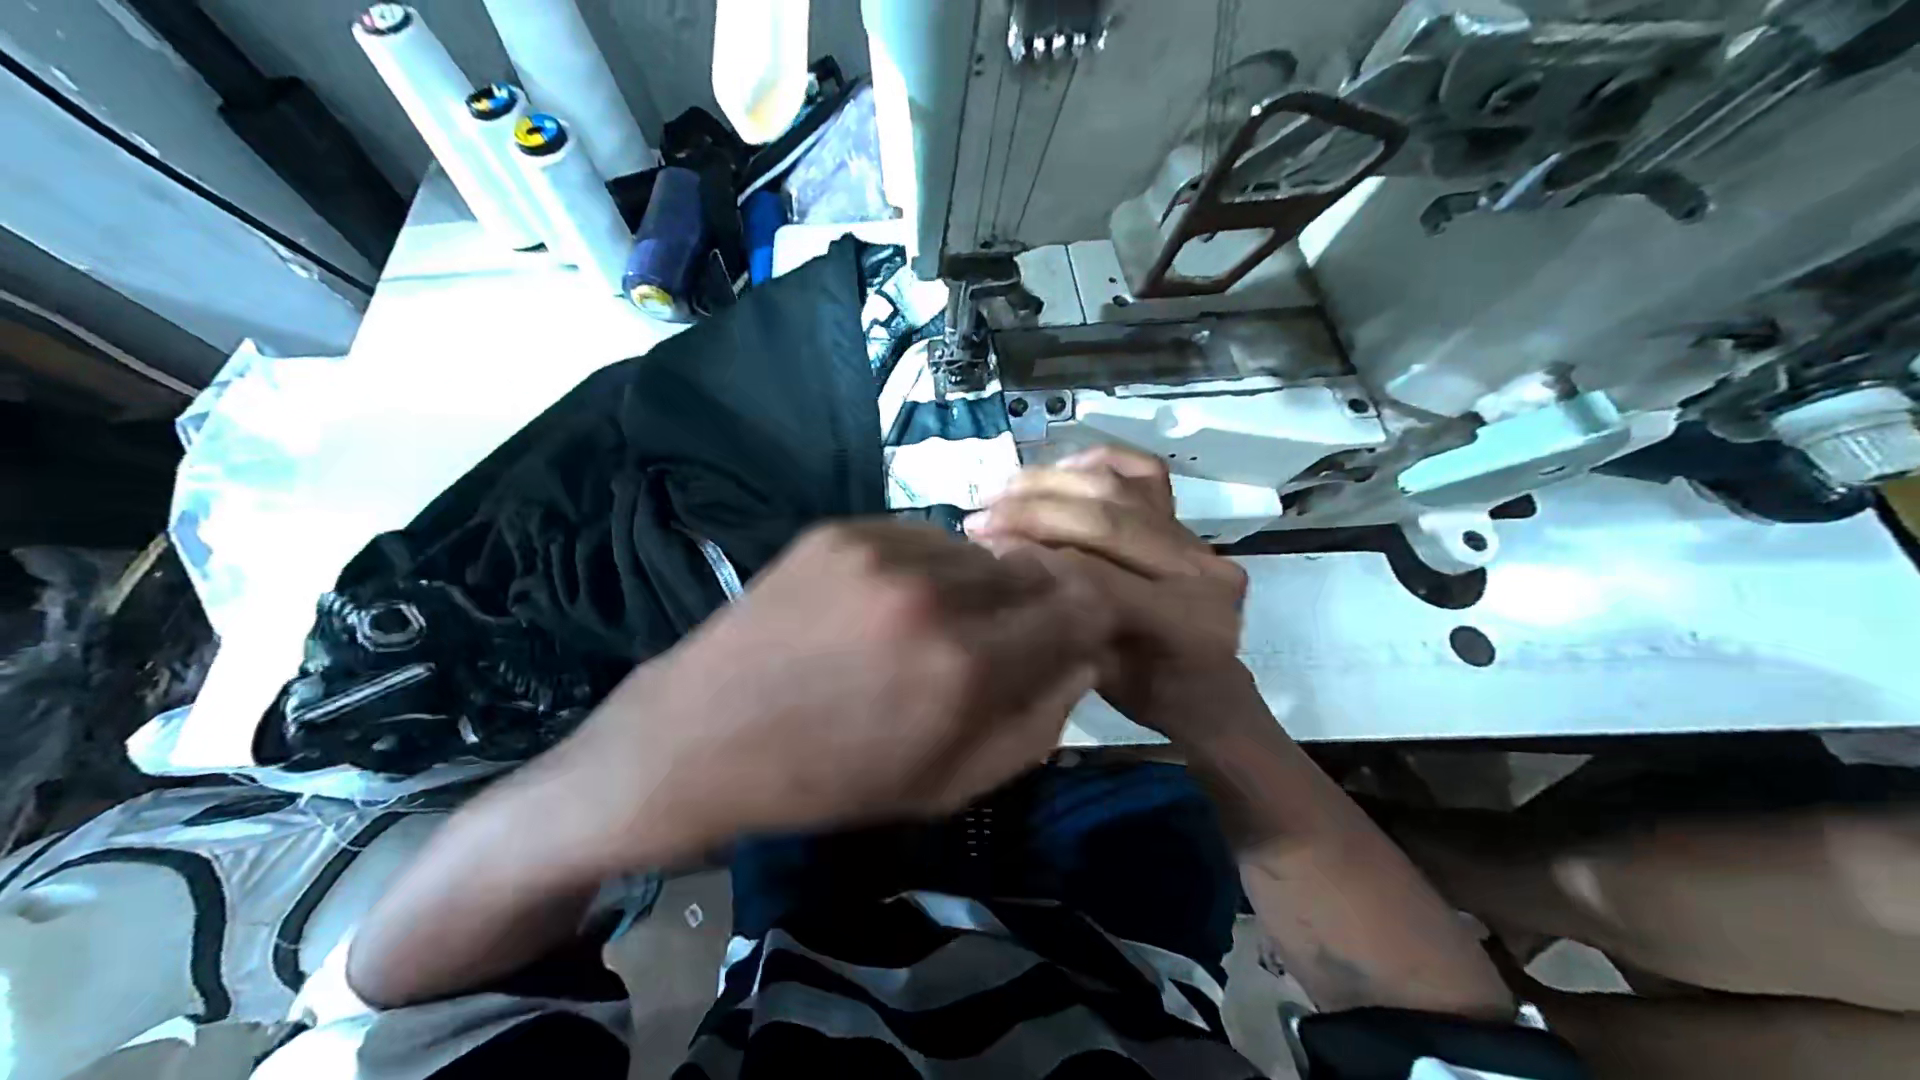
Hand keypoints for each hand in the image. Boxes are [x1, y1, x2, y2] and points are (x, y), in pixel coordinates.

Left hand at [541, 521, 1115, 868]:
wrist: (702, 739)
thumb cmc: (832, 781)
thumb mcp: (952, 783)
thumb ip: (1038, 721)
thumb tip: (1084, 656)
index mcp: (967, 665)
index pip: (1081, 603)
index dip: (1085, 619)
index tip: (1066, 637)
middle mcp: (933, 591)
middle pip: (1034, 568)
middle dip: (1032, 604)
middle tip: (995, 637)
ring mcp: (882, 550)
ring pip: (977, 550)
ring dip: (976, 585)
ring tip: (931, 622)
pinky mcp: (843, 529)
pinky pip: (921, 537)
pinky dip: (925, 567)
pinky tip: (886, 603)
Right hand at [964, 445, 1250, 734]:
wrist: (1202, 687)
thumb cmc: (1147, 693)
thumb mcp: (1097, 671)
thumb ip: (1063, 614)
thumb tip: (1003, 556)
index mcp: (1182, 619)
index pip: (1094, 573)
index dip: (1032, 555)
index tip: (981, 547)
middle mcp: (1197, 568)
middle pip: (1105, 520)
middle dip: (1033, 512)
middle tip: (981, 517)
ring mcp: (1195, 540)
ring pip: (1119, 490)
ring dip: (1053, 483)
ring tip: (1004, 490)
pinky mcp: (1186, 522)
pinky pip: (1146, 474)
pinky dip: (1102, 462)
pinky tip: (1061, 468)